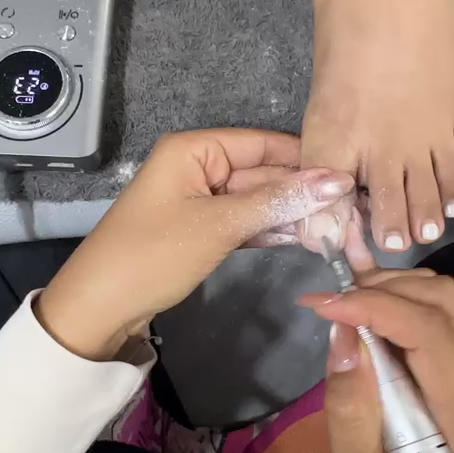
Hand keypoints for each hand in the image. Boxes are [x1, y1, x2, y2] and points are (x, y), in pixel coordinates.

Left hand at [38, 129, 352, 359]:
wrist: (100, 308)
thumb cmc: (154, 254)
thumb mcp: (218, 225)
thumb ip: (277, 202)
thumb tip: (336, 180)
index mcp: (196, 149)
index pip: (264, 144)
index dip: (307, 161)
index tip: (352, 181)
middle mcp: (200, 166)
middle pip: (263, 173)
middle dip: (304, 194)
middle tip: (353, 216)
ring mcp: (201, 199)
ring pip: (257, 200)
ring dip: (292, 215)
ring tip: (340, 230)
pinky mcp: (202, 229)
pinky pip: (245, 221)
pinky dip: (270, 229)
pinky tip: (307, 239)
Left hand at [301, 0, 453, 255]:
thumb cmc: (342, 5)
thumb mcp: (320, 74)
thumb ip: (328, 130)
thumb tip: (334, 163)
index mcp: (343, 139)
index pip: (343, 202)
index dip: (346, 227)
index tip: (349, 246)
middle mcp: (393, 144)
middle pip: (397, 202)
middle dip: (394, 227)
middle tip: (396, 245)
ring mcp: (436, 126)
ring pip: (436, 185)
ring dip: (431, 209)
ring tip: (429, 227)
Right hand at [301, 268, 453, 452]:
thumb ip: (351, 407)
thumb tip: (345, 336)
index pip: (427, 331)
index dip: (373, 305)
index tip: (322, 304)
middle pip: (442, 302)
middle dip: (383, 289)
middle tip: (333, 303)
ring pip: (444, 296)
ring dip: (392, 287)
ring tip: (348, 304)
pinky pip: (441, 308)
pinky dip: (401, 294)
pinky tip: (368, 303)